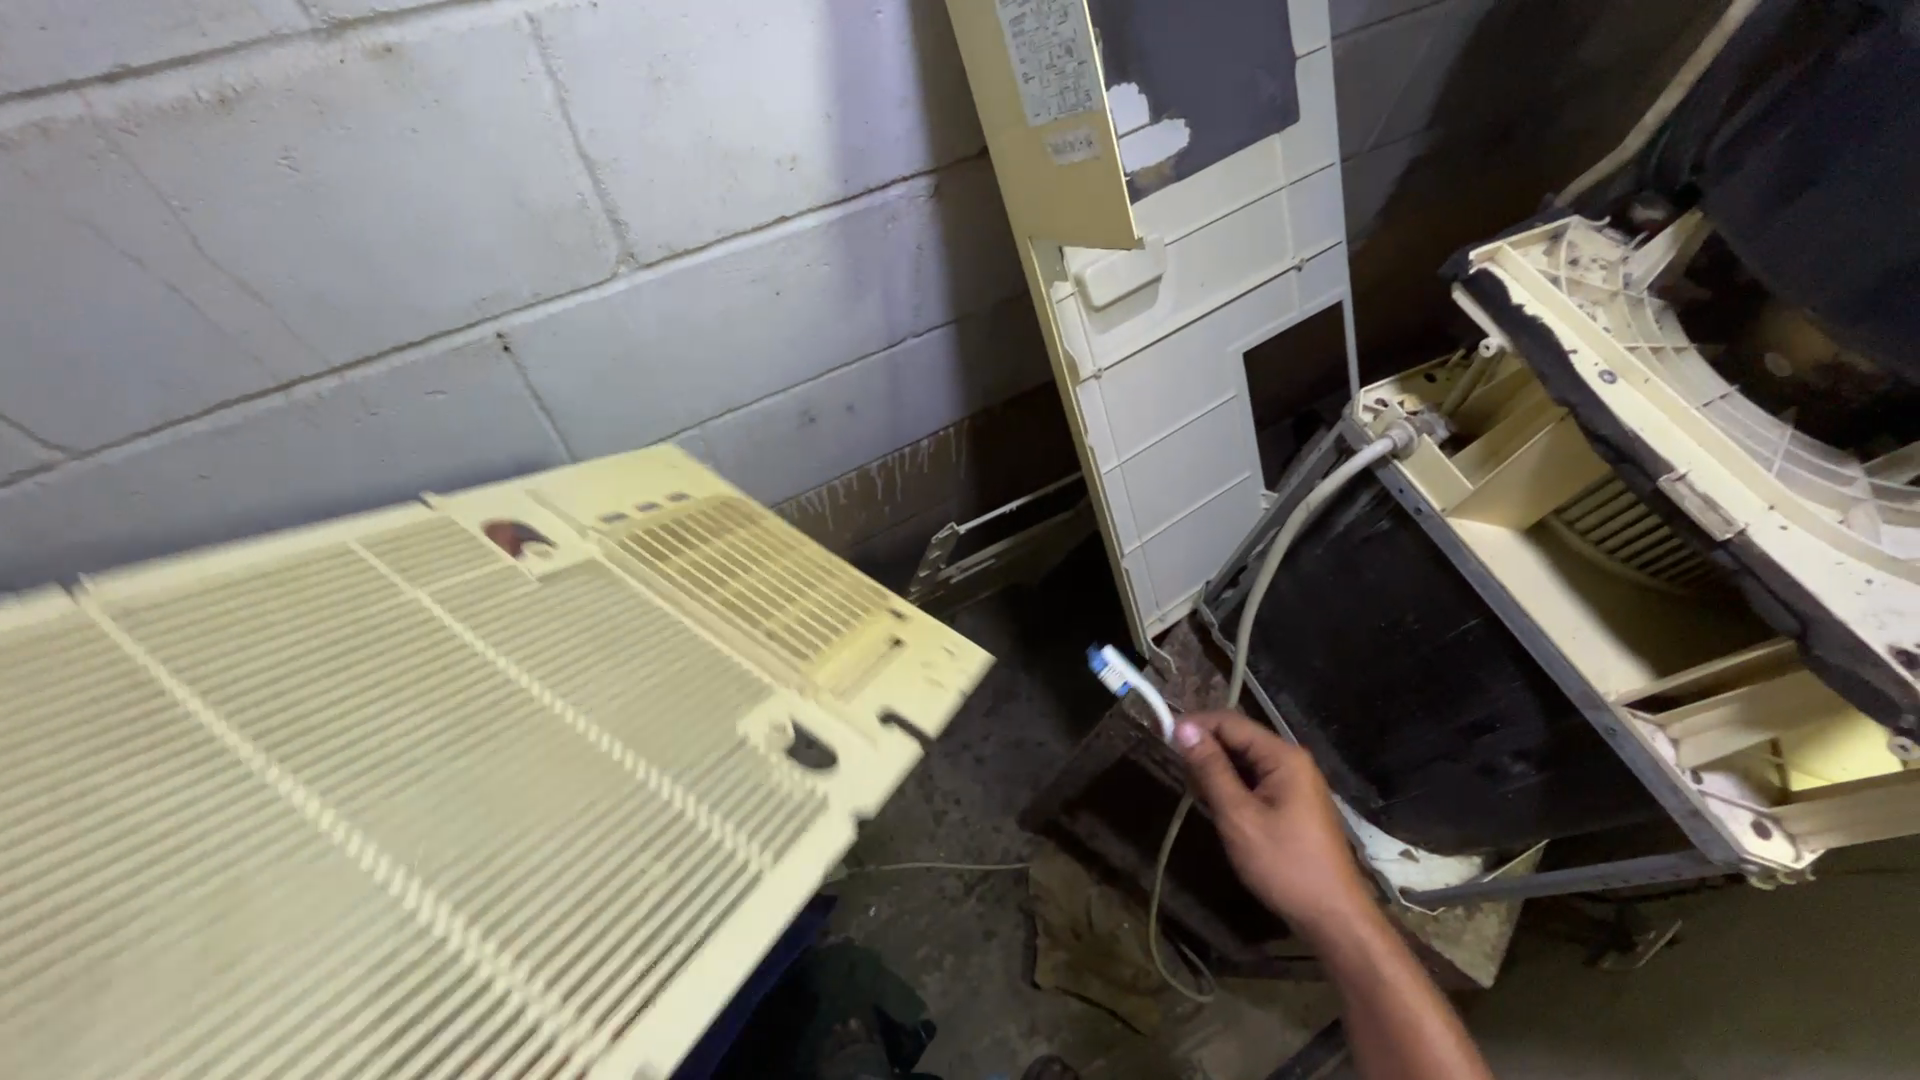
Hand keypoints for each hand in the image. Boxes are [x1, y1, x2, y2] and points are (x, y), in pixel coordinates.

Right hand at [1174, 710, 1373, 938]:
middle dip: (1205, 750)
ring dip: (1216, 771)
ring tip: (1195, 794)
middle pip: (1238, 739)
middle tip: (1177, 774)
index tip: (1162, 738)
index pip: (1230, 722)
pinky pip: (1255, 781)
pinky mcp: (1293, 804)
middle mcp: (1292, 761)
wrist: (1333, 916)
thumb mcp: (1238, 815)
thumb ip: (1210, 769)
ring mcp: (1295, 783)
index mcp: (1283, 756)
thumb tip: (1182, 728)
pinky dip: (1232, 788)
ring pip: (1244, 762)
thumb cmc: (1284, 864)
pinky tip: (1217, 807)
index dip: (1195, 726)